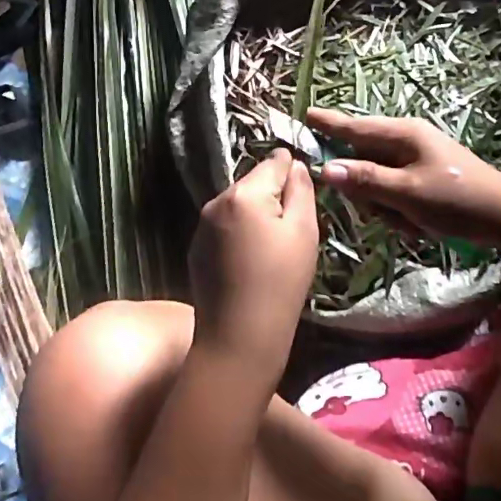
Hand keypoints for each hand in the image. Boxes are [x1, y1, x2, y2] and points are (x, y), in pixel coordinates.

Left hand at [188, 149, 318, 376]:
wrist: (239, 338)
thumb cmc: (280, 283)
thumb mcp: (304, 232)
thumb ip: (300, 190)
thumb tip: (293, 164)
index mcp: (244, 193)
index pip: (273, 162)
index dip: (292, 174)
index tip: (304, 197)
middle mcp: (216, 201)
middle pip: (253, 183)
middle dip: (273, 198)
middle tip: (292, 231)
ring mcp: (202, 225)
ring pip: (238, 206)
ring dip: (255, 217)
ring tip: (272, 250)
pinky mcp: (196, 248)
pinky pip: (224, 228)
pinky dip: (239, 236)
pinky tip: (250, 264)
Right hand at [307, 108, 500, 245]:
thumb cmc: (456, 199)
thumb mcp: (406, 192)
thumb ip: (365, 180)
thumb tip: (325, 169)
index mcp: (403, 134)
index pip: (354, 127)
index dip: (328, 124)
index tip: (303, 116)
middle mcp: (407, 142)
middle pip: (362, 160)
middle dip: (365, 190)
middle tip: (380, 210)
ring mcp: (416, 161)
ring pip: (376, 183)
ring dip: (385, 206)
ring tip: (409, 221)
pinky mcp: (423, 180)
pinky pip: (394, 194)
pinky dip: (400, 212)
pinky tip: (419, 224)